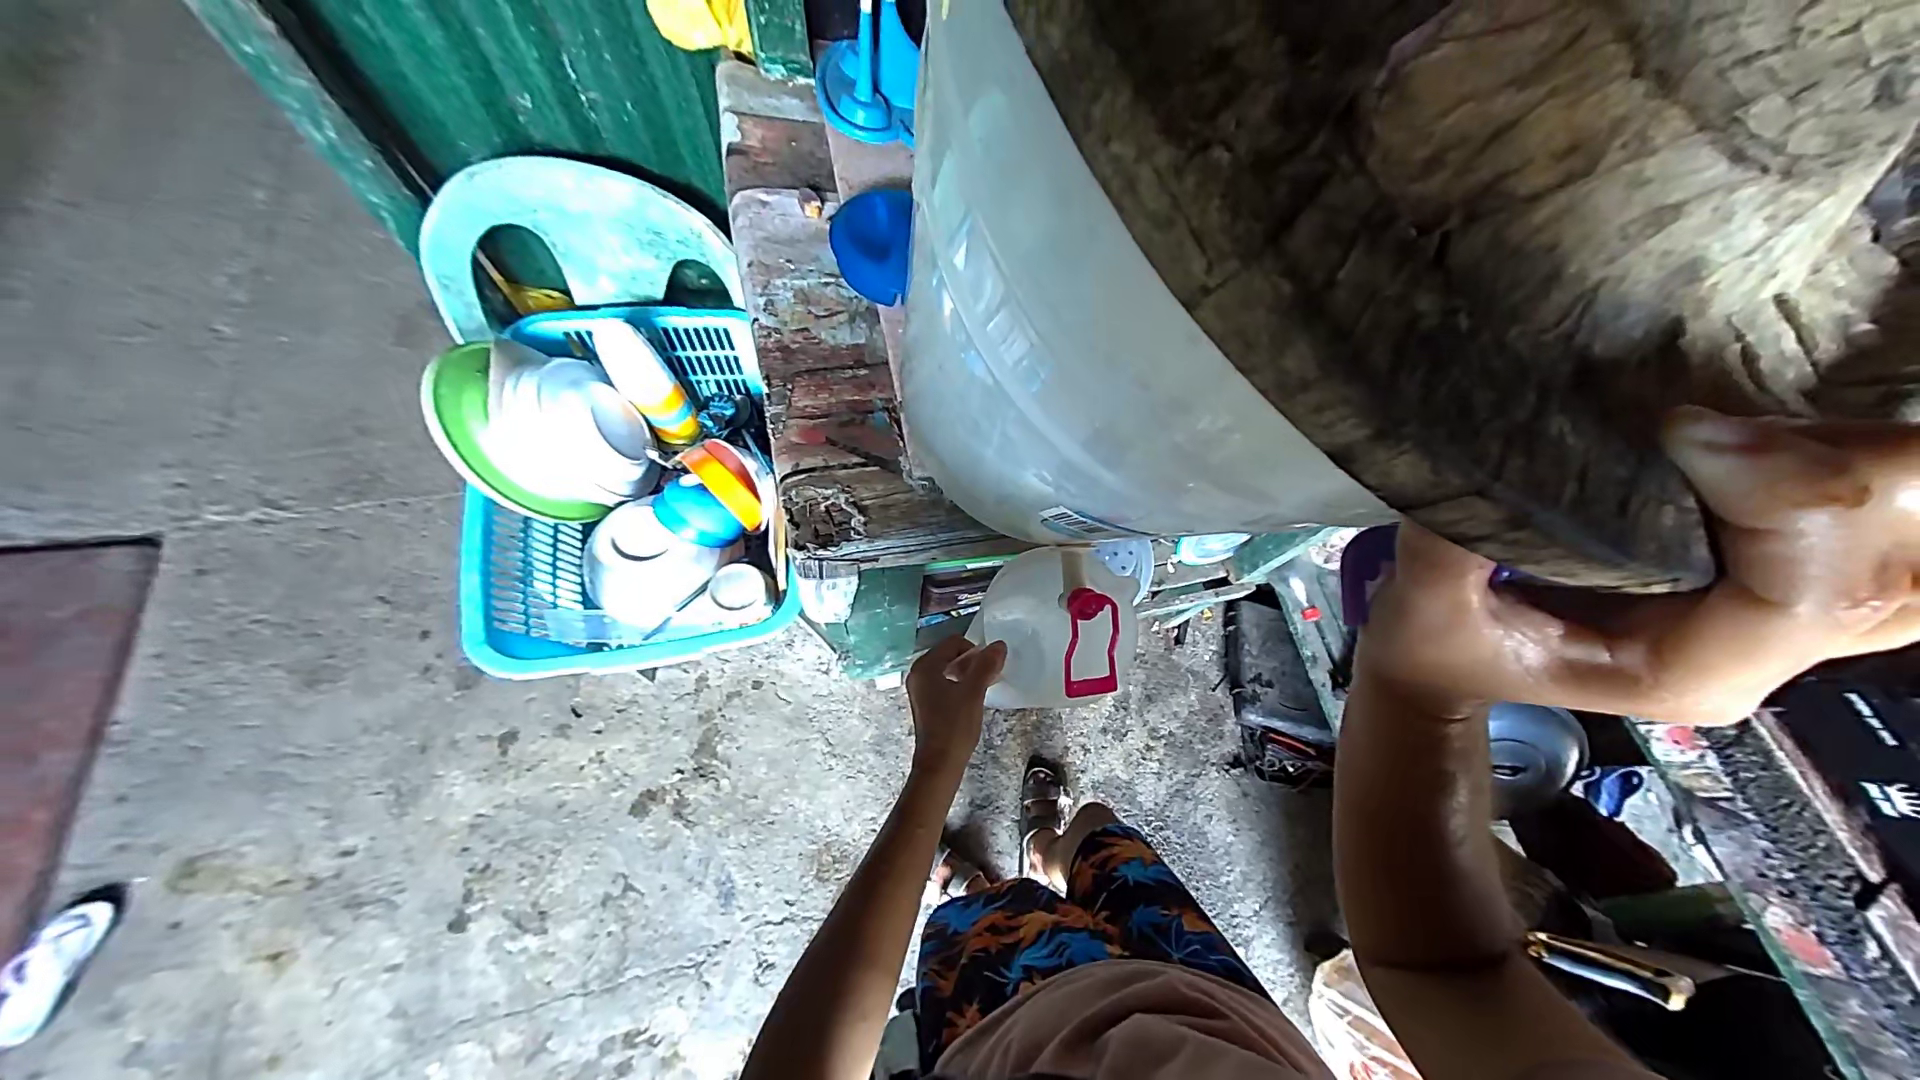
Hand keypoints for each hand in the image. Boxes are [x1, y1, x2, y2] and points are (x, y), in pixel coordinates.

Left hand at [905, 637, 1006, 776]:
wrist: (939, 764)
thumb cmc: (954, 726)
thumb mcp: (973, 692)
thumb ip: (986, 665)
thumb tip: (999, 645)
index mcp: (925, 666)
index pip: (953, 642)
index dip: (976, 650)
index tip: (990, 666)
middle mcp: (918, 673)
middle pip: (950, 653)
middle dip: (972, 661)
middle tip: (990, 675)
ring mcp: (919, 688)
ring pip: (948, 668)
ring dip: (967, 672)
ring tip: (984, 686)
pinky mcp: (925, 702)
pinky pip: (944, 682)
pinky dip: (959, 684)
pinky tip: (972, 698)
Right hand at [1357, 407, 1919, 724]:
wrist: (1441, 665)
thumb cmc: (1431, 646)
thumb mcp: (1424, 603)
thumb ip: (1457, 541)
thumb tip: (1490, 448)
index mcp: (1680, 672)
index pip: (1804, 594)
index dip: (1781, 499)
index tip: (1683, 429)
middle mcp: (1756, 653)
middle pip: (1899, 566)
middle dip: (1842, 479)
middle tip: (1710, 431)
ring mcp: (1772, 620)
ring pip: (1908, 542)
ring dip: (1844, 466)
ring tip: (1724, 436)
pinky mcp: (1757, 579)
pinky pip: (1872, 524)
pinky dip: (1835, 468)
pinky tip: (1749, 444)